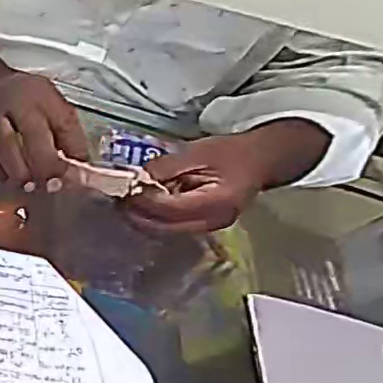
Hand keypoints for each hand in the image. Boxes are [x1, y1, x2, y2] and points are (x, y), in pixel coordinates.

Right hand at [0, 32, 87, 187]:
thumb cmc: (19, 95)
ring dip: (22, 175)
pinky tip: (11, 178)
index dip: (73, 149)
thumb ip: (63, 127)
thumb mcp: (48, 99)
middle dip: (45, 168)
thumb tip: (77, 160)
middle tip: (53, 184)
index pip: (63, 122)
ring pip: (6, 154)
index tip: (78, 171)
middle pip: (32, 140)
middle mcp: (13, 104)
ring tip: (32, 185)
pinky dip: (2, 174)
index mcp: (40, 94)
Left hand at [121, 121, 330, 233]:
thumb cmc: (233, 152)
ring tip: (129, 198)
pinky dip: (152, 217)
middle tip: (120, 196)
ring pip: (161, 230)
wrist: (263, 159)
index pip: (168, 209)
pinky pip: (168, 227)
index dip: (142, 201)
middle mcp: (213, 222)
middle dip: (135, 213)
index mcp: (218, 202)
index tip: (124, 188)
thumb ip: (165, 167)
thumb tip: (135, 179)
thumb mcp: (198, 152)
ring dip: (141, 216)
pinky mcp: (200, 228)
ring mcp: (207, 228)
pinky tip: (145, 203)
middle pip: (160, 226)